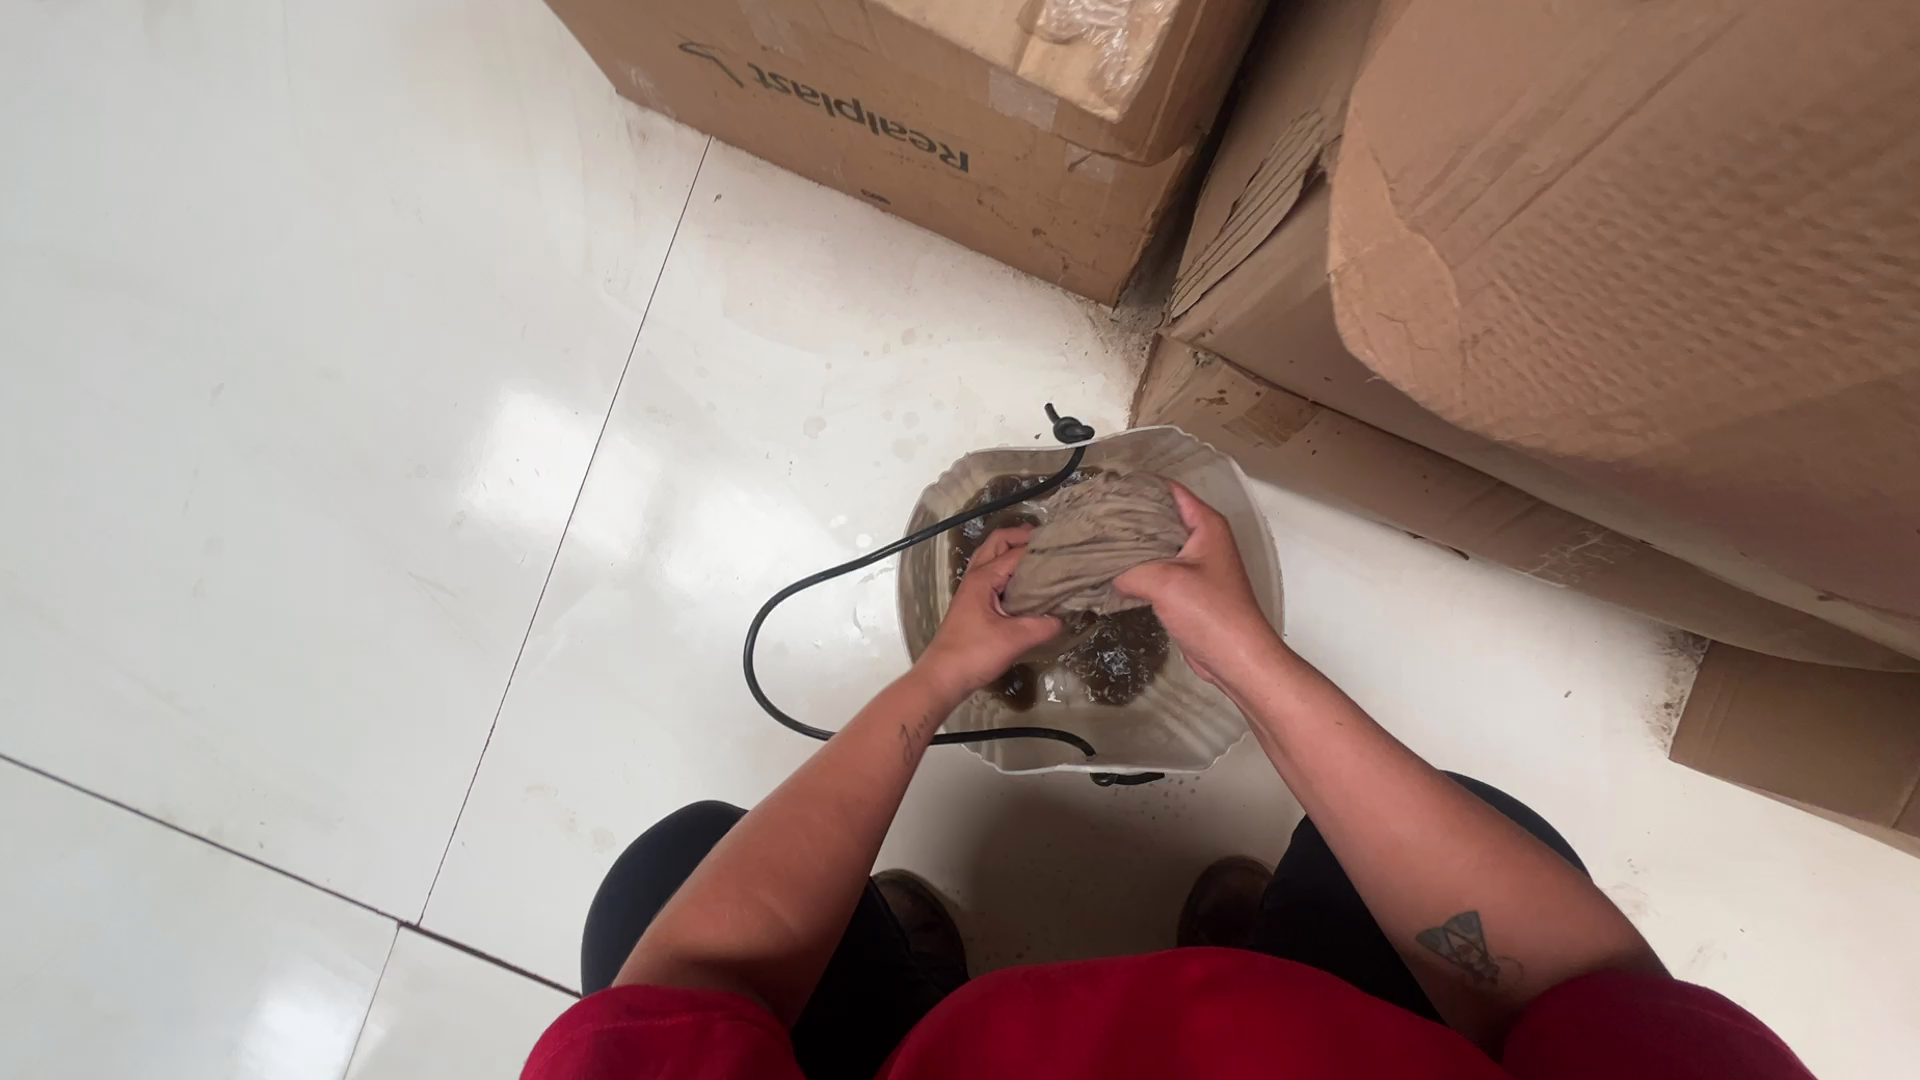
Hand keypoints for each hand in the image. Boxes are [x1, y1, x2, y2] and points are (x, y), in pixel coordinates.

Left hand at [916, 526, 1062, 700]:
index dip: (1040, 548)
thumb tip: (1064, 617)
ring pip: (993, 558)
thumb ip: (1043, 625)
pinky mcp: (974, 604)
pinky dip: (1010, 572)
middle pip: (998, 543)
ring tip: (1043, 560)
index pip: (1016, 552)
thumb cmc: (974, 654)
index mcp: (983, 578)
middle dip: (1022, 538)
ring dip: (1014, 553)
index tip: (1066, 548)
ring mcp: (973, 590)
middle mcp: (975, 577)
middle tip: (1051, 544)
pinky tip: (1028, 585)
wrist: (943, 677)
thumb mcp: (1014, 640)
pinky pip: (994, 576)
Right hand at [1115, 482, 1282, 685]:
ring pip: (1155, 544)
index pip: (1169, 491)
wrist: (1234, 657)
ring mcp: (1194, 565)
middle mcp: (1202, 539)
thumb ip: (1128, 570)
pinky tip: (1110, 571)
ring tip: (1096, 540)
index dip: (1138, 487)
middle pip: (1159, 516)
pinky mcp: (1186, 588)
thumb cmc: (1211, 612)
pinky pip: (1155, 569)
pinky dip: (1135, 568)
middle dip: (1128, 517)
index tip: (1106, 489)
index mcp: (1205, 525)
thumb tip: (1104, 573)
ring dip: (1130, 545)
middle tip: (1093, 516)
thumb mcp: (1163, 582)